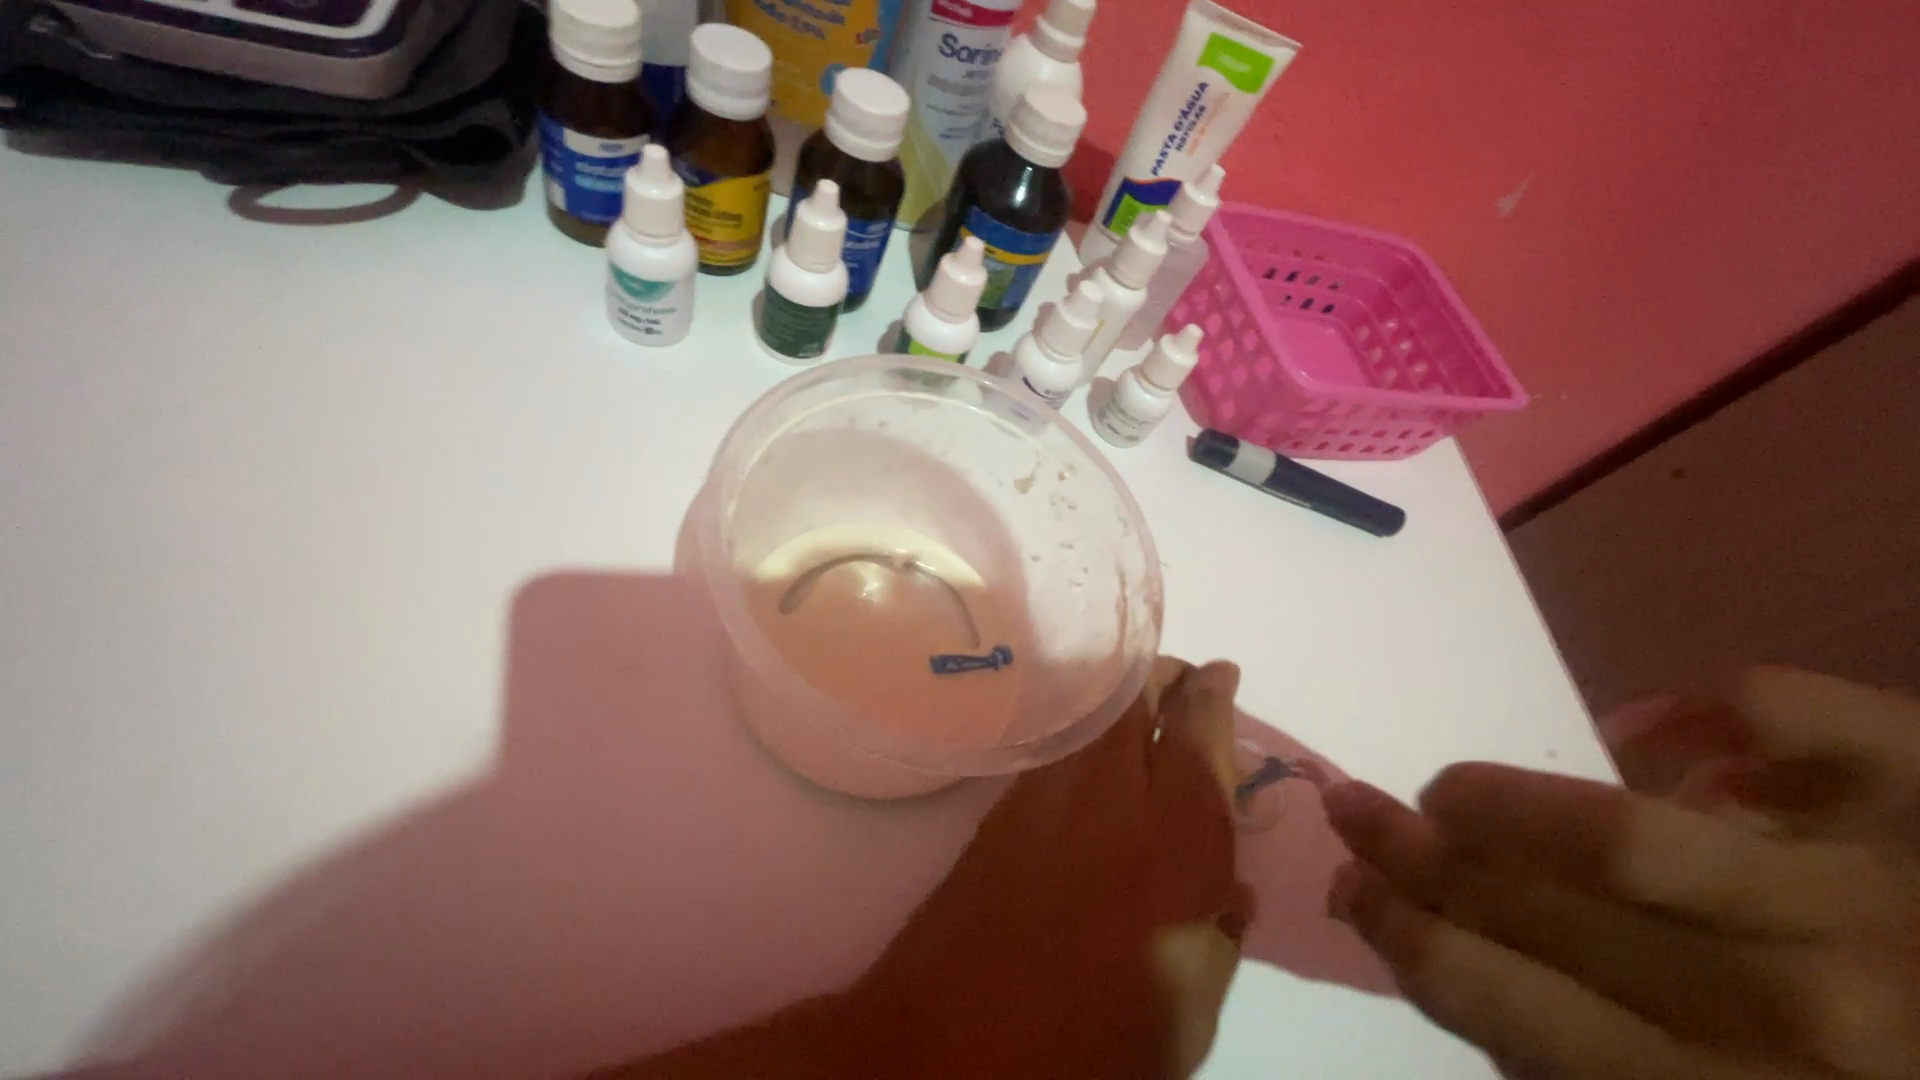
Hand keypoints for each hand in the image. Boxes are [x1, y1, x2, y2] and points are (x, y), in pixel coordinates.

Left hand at [591, 658, 1248, 1079]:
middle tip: (1185, 684)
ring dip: (1123, 700)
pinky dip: (1085, 735)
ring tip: (1143, 712)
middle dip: (1166, 677)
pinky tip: (1094, 762)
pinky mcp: (1004, 804)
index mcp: (1175, 834)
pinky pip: (1059, 748)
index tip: (1224, 674)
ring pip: (1094, 714)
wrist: (953, 1039)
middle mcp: (1110, 791)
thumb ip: (1220, 935)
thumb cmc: (1093, 1035)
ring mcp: (1047, 790)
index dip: (1215, 694)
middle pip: (1139, 696)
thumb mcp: (1189, 1008)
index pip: (1200, 731)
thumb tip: (1230, 892)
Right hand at [1320, 667, 1919, 1078]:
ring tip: (1447, 790)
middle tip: (1351, 811)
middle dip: (1416, 858)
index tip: (1349, 888)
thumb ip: (1607, 1052)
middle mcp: (1815, 1019)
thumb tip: (1465, 953)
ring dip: (1498, 800)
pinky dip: (1697, 714)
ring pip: (1624, 830)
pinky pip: (1776, 712)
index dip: (1408, 939)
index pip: (1515, 1009)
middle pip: (1546, 918)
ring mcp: (1888, 891)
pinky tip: (1659, 739)